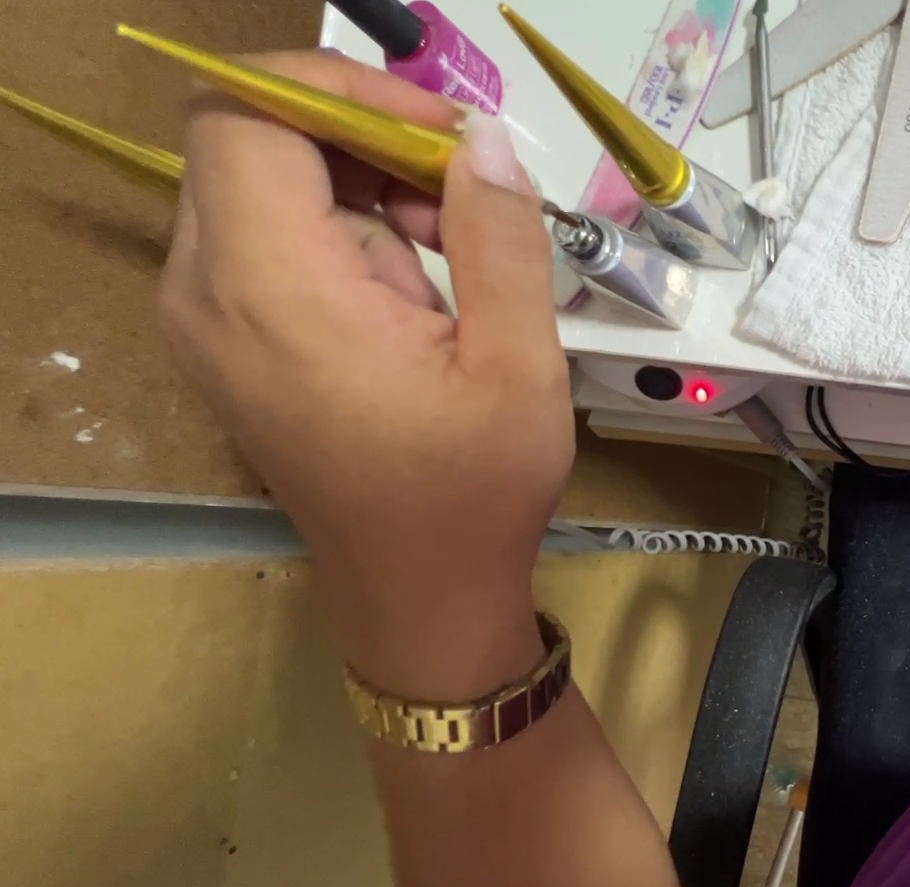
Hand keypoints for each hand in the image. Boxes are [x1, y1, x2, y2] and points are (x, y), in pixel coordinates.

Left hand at [161, 53, 571, 698]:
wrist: (424, 589)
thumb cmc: (478, 489)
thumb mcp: (518, 367)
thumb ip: (502, 245)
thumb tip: (487, 143)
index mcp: (275, 290)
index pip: (252, 112)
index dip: (349, 93)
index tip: (451, 135)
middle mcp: (209, 291)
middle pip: (260, 149)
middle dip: (376, 156)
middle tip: (474, 218)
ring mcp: (212, 321)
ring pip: (272, 199)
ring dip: (372, 207)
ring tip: (460, 278)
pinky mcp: (236, 345)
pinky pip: (277, 252)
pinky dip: (353, 249)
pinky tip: (422, 312)